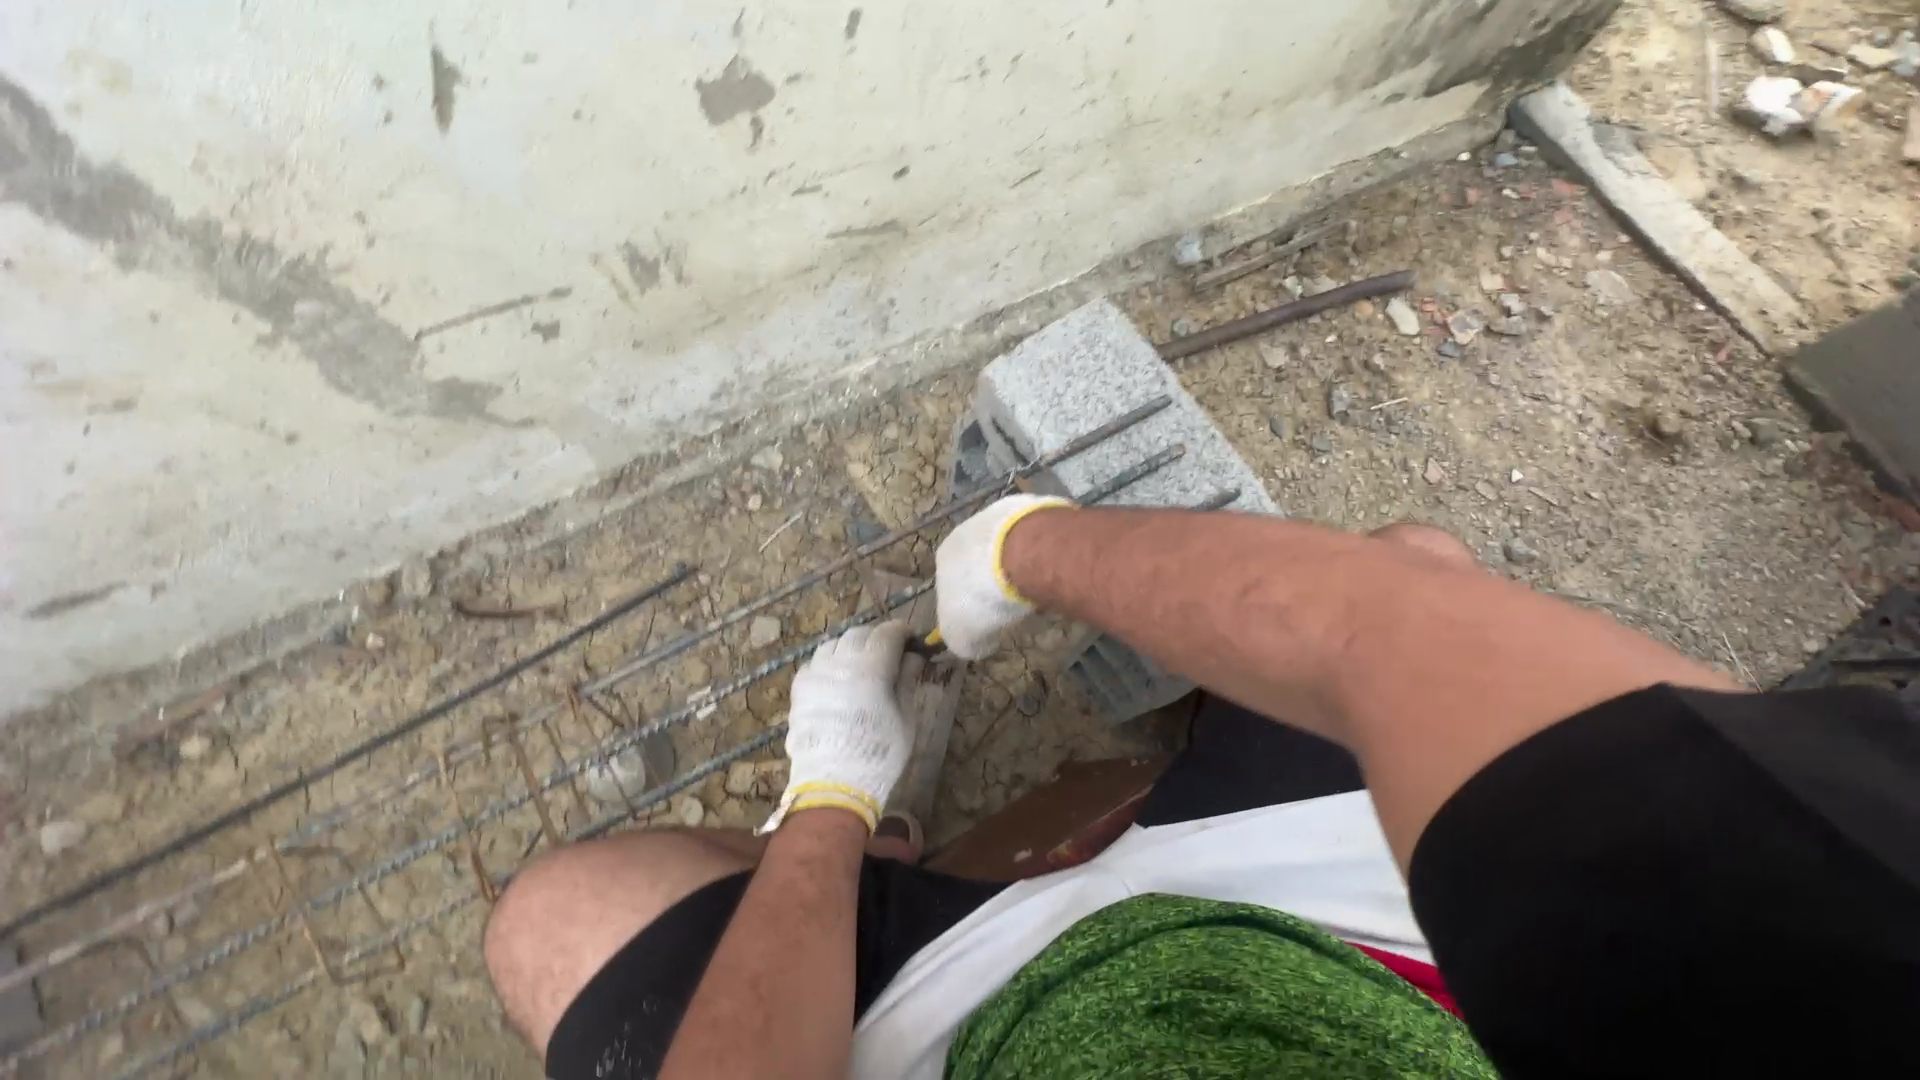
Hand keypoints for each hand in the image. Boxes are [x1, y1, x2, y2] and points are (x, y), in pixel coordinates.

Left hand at [760, 621, 913, 834]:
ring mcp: (816, 674)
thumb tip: (912, 657)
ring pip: (833, 645)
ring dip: (849, 648)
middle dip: (875, 638)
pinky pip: (815, 664)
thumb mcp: (905, 717)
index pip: (888, 634)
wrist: (834, 784)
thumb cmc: (879, 753)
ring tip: (860, 665)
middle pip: (859, 634)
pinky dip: (828, 665)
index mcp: (872, 668)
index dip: (902, 633)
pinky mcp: (800, 689)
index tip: (910, 640)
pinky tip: (836, 681)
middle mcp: (841, 662)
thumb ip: (906, 680)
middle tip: (887, 653)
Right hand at [933, 495, 1073, 657]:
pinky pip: (1033, 535)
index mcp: (945, 557)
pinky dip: (1040, 550)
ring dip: (1020, 564)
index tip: (991, 621)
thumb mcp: (964, 637)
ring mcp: (997, 514)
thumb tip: (977, 643)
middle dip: (997, 582)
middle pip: (981, 562)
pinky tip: (1051, 566)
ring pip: (1008, 546)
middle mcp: (966, 531)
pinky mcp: (1028, 507)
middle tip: (1017, 604)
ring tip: (1039, 586)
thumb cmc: (982, 598)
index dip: (971, 605)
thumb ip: (964, 641)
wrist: (1019, 554)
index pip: (953, 584)